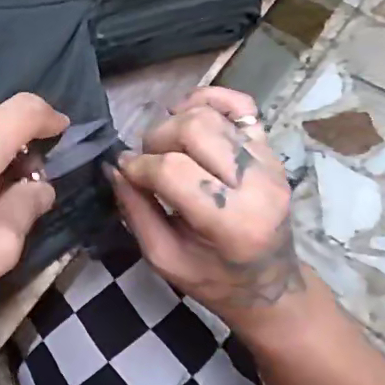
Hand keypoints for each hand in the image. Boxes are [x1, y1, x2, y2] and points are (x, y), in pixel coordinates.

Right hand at [108, 87, 311, 332]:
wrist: (270, 284)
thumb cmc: (213, 279)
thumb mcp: (163, 258)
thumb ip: (136, 211)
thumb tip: (114, 169)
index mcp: (232, 222)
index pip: (172, 170)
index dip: (137, 167)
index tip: (124, 175)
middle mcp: (257, 184)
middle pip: (193, 129)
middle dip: (155, 141)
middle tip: (147, 164)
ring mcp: (268, 162)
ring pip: (210, 114)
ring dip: (175, 124)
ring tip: (167, 150)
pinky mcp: (270, 149)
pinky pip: (241, 105)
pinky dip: (209, 100)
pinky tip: (187, 113)